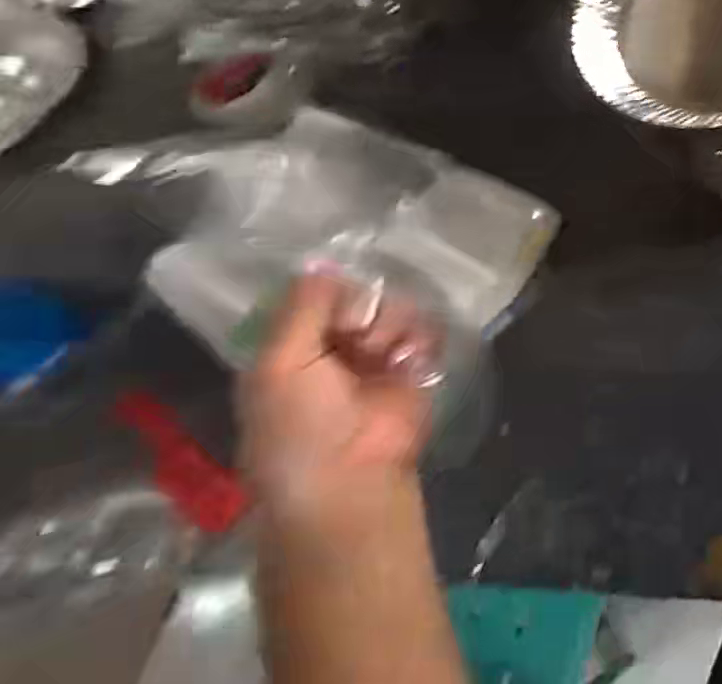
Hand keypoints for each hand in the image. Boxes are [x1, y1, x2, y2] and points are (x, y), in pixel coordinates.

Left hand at [238, 272, 441, 519]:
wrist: (350, 471)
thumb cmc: (299, 423)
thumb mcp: (281, 364)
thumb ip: (303, 310)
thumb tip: (320, 261)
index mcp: (292, 347)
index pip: (320, 297)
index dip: (333, 293)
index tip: (338, 305)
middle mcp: (337, 347)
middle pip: (365, 299)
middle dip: (367, 311)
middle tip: (359, 335)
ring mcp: (380, 357)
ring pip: (400, 311)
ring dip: (395, 326)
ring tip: (386, 354)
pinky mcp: (419, 367)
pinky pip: (429, 331)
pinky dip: (422, 341)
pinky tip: (410, 361)